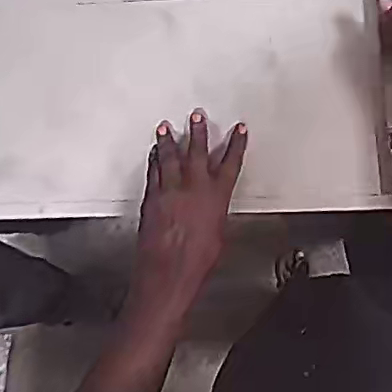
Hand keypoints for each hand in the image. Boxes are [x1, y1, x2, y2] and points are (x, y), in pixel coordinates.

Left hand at [126, 110, 247, 328]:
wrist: (168, 276)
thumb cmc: (197, 263)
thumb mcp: (219, 235)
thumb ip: (215, 212)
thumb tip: (211, 206)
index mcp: (217, 197)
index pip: (230, 163)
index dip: (236, 144)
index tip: (239, 129)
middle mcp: (194, 189)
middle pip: (198, 152)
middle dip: (198, 131)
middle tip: (197, 115)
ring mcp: (171, 191)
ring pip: (170, 158)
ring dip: (169, 140)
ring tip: (166, 126)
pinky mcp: (152, 199)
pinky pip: (154, 172)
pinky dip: (155, 160)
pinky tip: (154, 153)